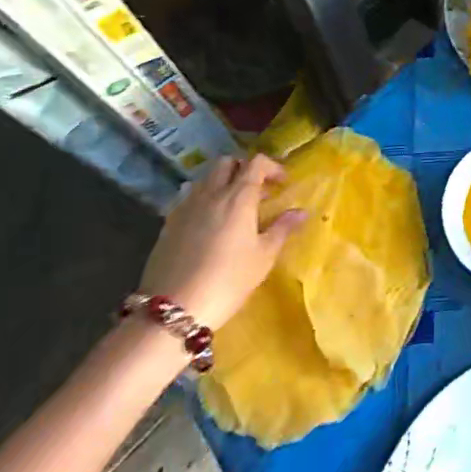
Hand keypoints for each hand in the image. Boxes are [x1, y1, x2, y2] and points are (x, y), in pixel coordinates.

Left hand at [138, 154, 306, 330]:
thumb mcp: (263, 258)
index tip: (282, 183)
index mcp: (238, 197)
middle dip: (244, 169)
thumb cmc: (228, 281)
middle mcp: (211, 193)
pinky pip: (190, 197)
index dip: (272, 167)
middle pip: (227, 162)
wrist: (174, 308)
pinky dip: (205, 199)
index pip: (256, 163)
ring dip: (223, 182)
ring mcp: (186, 206)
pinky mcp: (169, 222)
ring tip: (234, 207)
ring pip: (206, 178)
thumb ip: (282, 229)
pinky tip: (210, 224)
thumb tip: (302, 211)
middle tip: (257, 191)